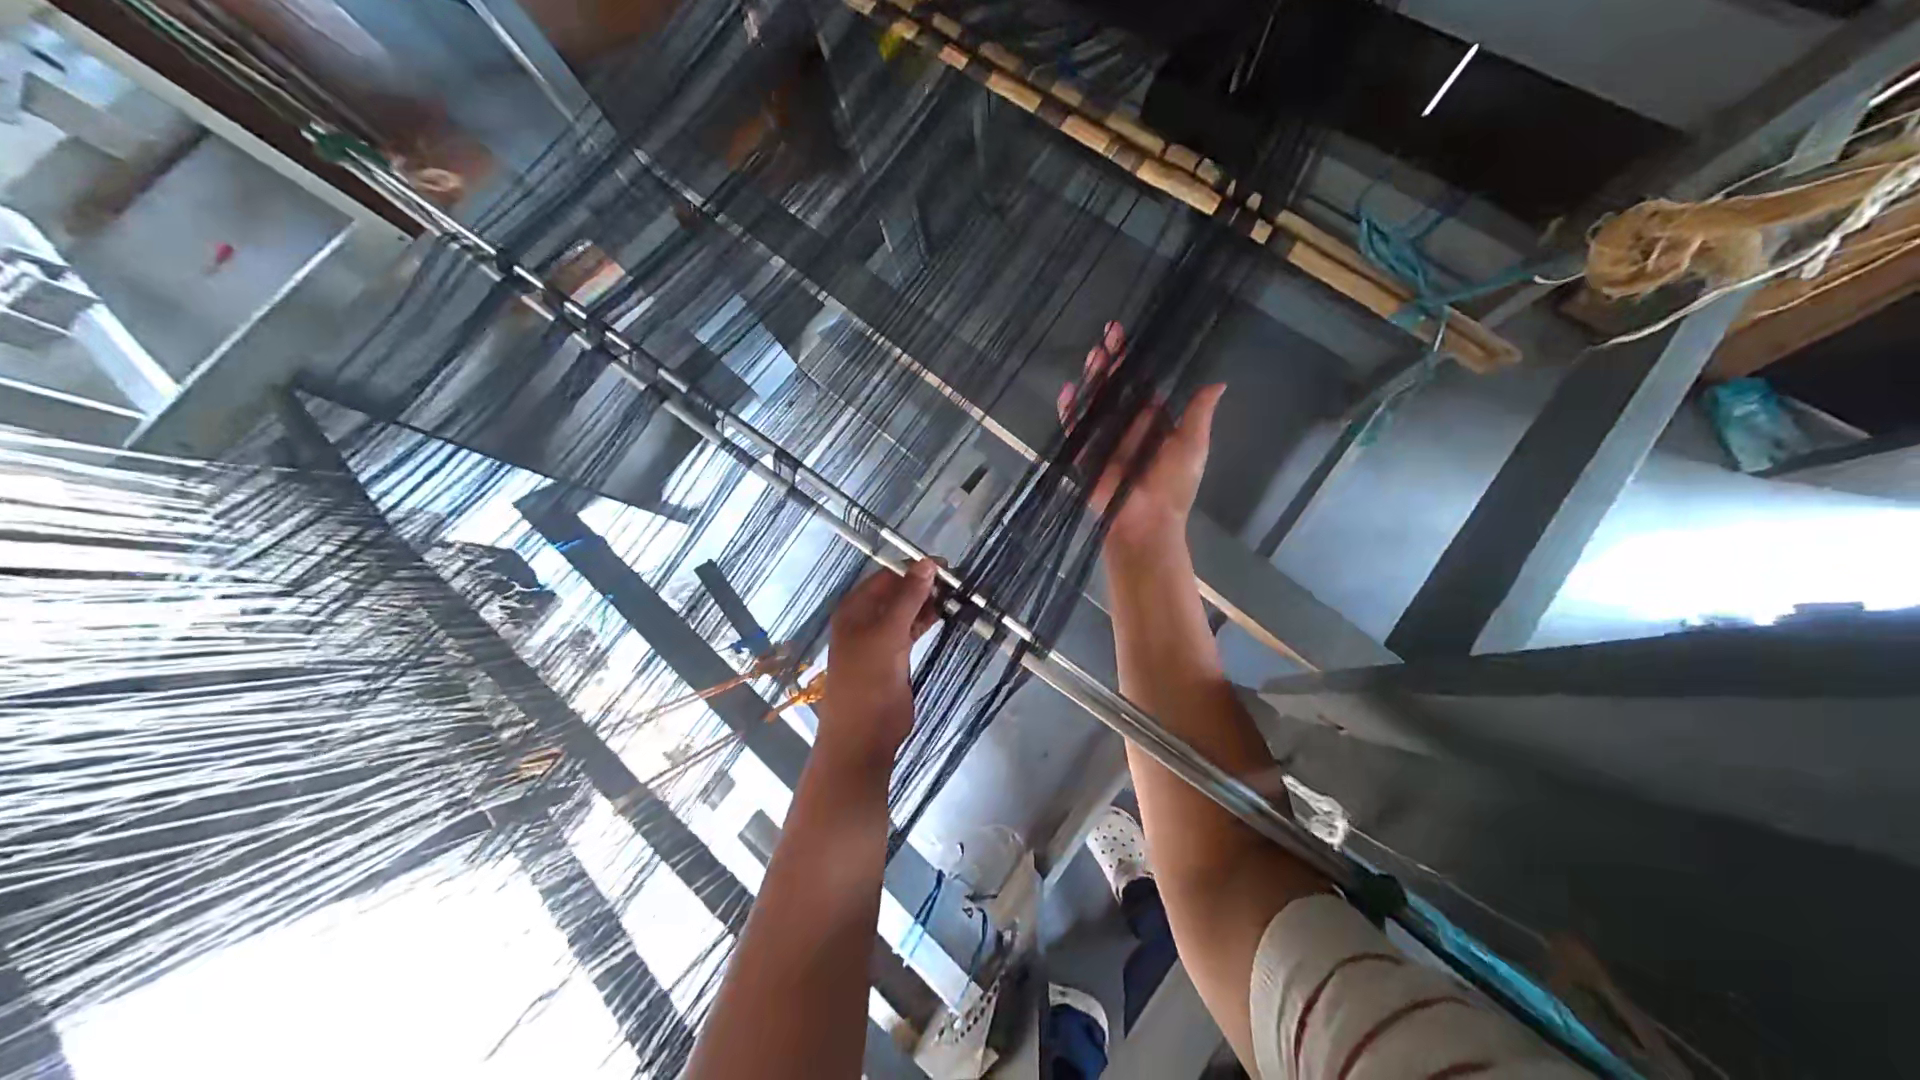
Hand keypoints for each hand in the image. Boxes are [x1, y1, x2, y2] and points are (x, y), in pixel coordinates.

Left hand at [817, 559, 940, 763]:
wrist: (863, 735)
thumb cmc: (868, 680)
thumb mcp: (887, 634)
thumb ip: (908, 598)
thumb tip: (927, 563)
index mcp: (854, 609)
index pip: (886, 577)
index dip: (913, 569)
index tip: (946, 566)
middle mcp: (864, 619)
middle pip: (896, 593)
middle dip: (923, 586)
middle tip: (957, 582)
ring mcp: (879, 639)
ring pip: (906, 611)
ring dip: (927, 603)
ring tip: (957, 596)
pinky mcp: (894, 657)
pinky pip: (911, 630)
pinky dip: (926, 621)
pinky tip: (946, 615)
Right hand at [1056, 322, 1224, 550]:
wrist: (1145, 523)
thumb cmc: (1172, 486)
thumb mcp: (1192, 447)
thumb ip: (1198, 414)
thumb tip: (1217, 382)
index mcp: (1154, 423)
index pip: (1143, 384)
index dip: (1136, 361)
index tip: (1130, 338)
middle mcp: (1128, 427)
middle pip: (1117, 387)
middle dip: (1113, 361)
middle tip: (1110, 334)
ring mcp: (1104, 439)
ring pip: (1096, 402)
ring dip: (1094, 379)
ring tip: (1093, 355)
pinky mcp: (1085, 454)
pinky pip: (1074, 429)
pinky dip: (1069, 411)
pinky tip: (1067, 391)